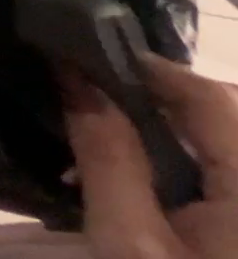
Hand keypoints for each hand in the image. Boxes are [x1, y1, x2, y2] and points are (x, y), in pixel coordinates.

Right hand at [66, 56, 237, 258]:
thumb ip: (106, 153)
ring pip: (236, 145)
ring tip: (119, 143)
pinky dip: (205, 166)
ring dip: (184, 132)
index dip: (147, 67)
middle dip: (167, 98)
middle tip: (94, 99)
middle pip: (234, 116)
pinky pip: (235, 175)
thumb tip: (71, 75)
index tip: (79, 52)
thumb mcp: (127, 241)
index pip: (212, 99)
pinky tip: (159, 185)